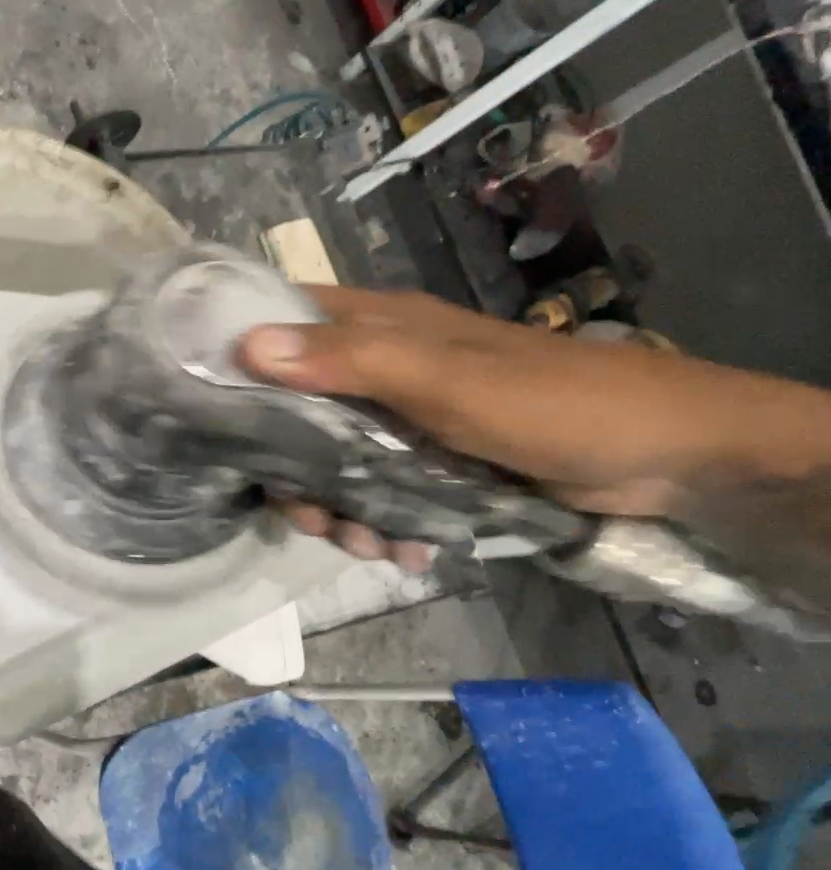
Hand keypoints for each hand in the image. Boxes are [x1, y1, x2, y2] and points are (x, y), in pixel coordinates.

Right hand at [237, 286, 830, 565]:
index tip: (200, 401)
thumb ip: (349, 360)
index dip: (233, 349)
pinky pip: (368, 494)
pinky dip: (375, 526)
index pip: (277, 320)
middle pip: (287, 411)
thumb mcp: (446, 379)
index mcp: (373, 329)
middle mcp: (372, 370)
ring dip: (334, 510)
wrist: (668, 460)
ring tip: (367, 544)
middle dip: (289, 469)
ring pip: (324, 463)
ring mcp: (396, 420)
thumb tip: (244, 345)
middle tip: (306, 510)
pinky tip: (402, 549)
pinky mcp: (420, 464)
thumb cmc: (556, 402)